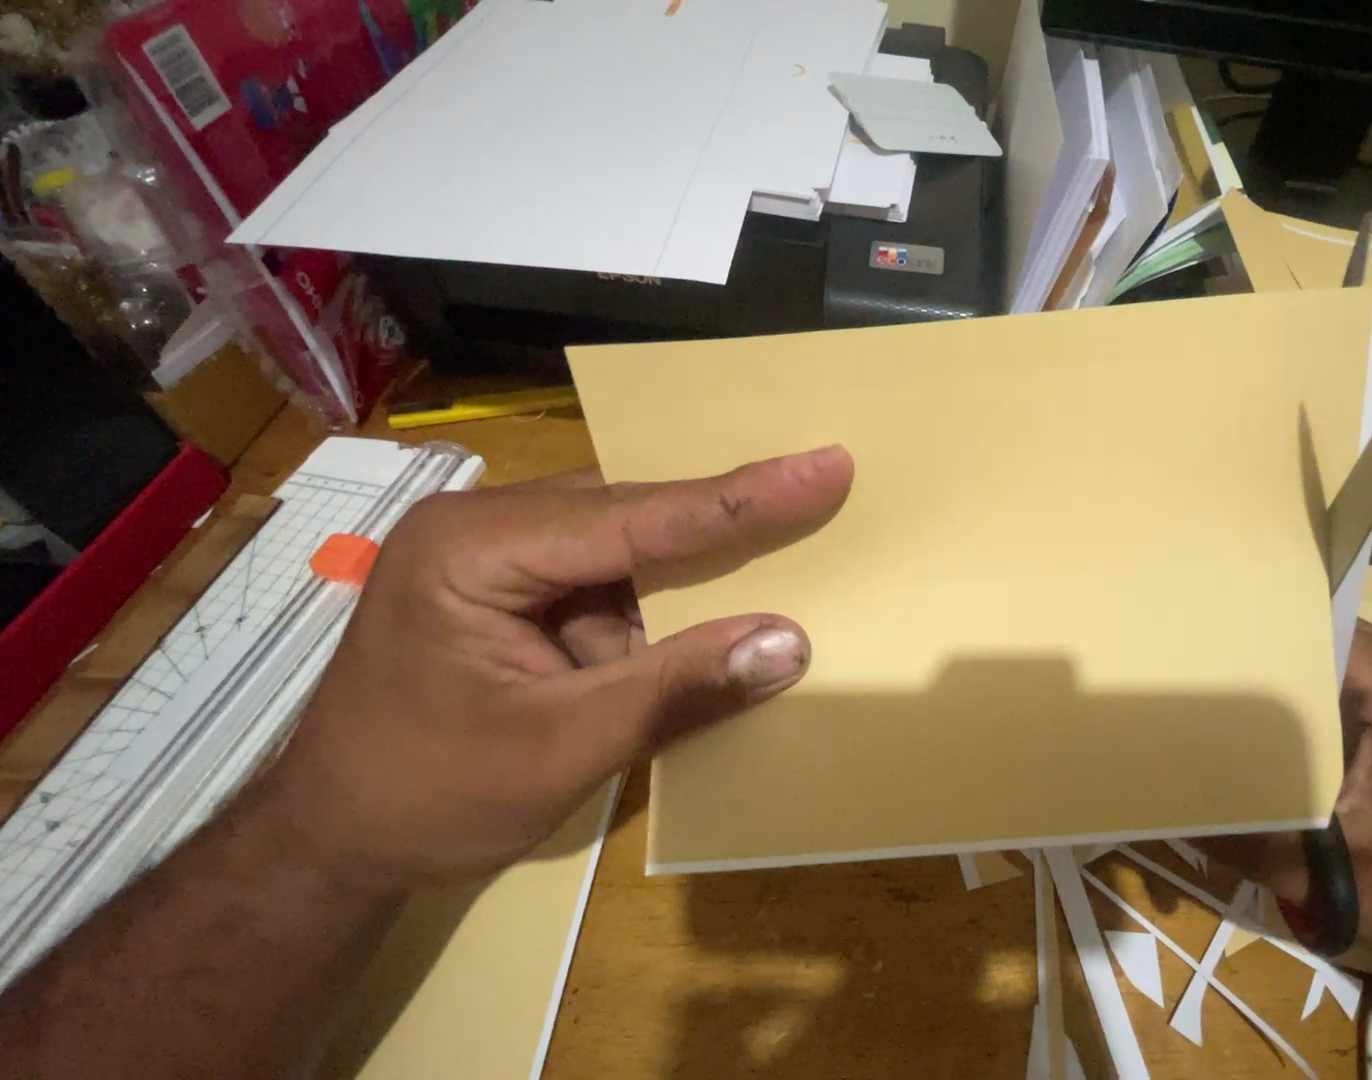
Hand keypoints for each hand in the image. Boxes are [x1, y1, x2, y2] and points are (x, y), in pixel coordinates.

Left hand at [255, 447, 854, 888]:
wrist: (331, 847)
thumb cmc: (426, 798)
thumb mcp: (560, 748)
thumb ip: (677, 690)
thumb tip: (790, 643)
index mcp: (475, 547)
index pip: (637, 516)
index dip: (742, 498)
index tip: (825, 467)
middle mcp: (489, 528)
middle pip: (638, 511)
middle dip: (730, 514)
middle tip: (823, 484)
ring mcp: (506, 557)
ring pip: (635, 542)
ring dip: (704, 564)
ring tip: (793, 541)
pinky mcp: (526, 591)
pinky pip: (620, 578)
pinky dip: (673, 600)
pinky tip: (720, 611)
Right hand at [1203, 621, 1371, 995]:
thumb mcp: (1337, 877)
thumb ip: (1245, 842)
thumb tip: (1160, 813)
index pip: (1304, 618)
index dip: (1240, 625)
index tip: (1177, 638)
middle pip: (1300, 637)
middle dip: (1240, 652)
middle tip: (1167, 669)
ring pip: (1307, 668)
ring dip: (1257, 684)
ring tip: (1186, 694)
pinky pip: (1319, 699)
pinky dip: (1280, 715)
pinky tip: (1232, 735)